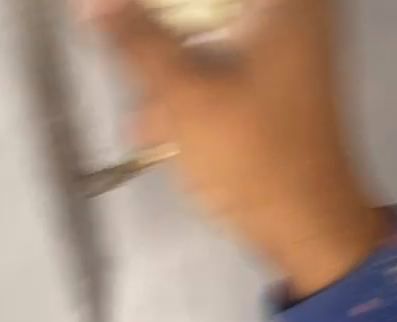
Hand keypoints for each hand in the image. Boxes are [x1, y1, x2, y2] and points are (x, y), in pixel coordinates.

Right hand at [82, 0, 386, 294]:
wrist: (307, 224)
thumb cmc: (252, 156)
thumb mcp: (185, 98)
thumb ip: (138, 44)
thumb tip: (90, 4)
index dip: (157, 12)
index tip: (120, 22)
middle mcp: (295, 10)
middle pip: (204, 12)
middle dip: (160, 38)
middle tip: (123, 60)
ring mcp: (291, 49)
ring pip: (212, 38)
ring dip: (169, 71)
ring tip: (141, 120)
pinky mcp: (280, 86)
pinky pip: (225, 68)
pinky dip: (192, 90)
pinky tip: (161, 128)